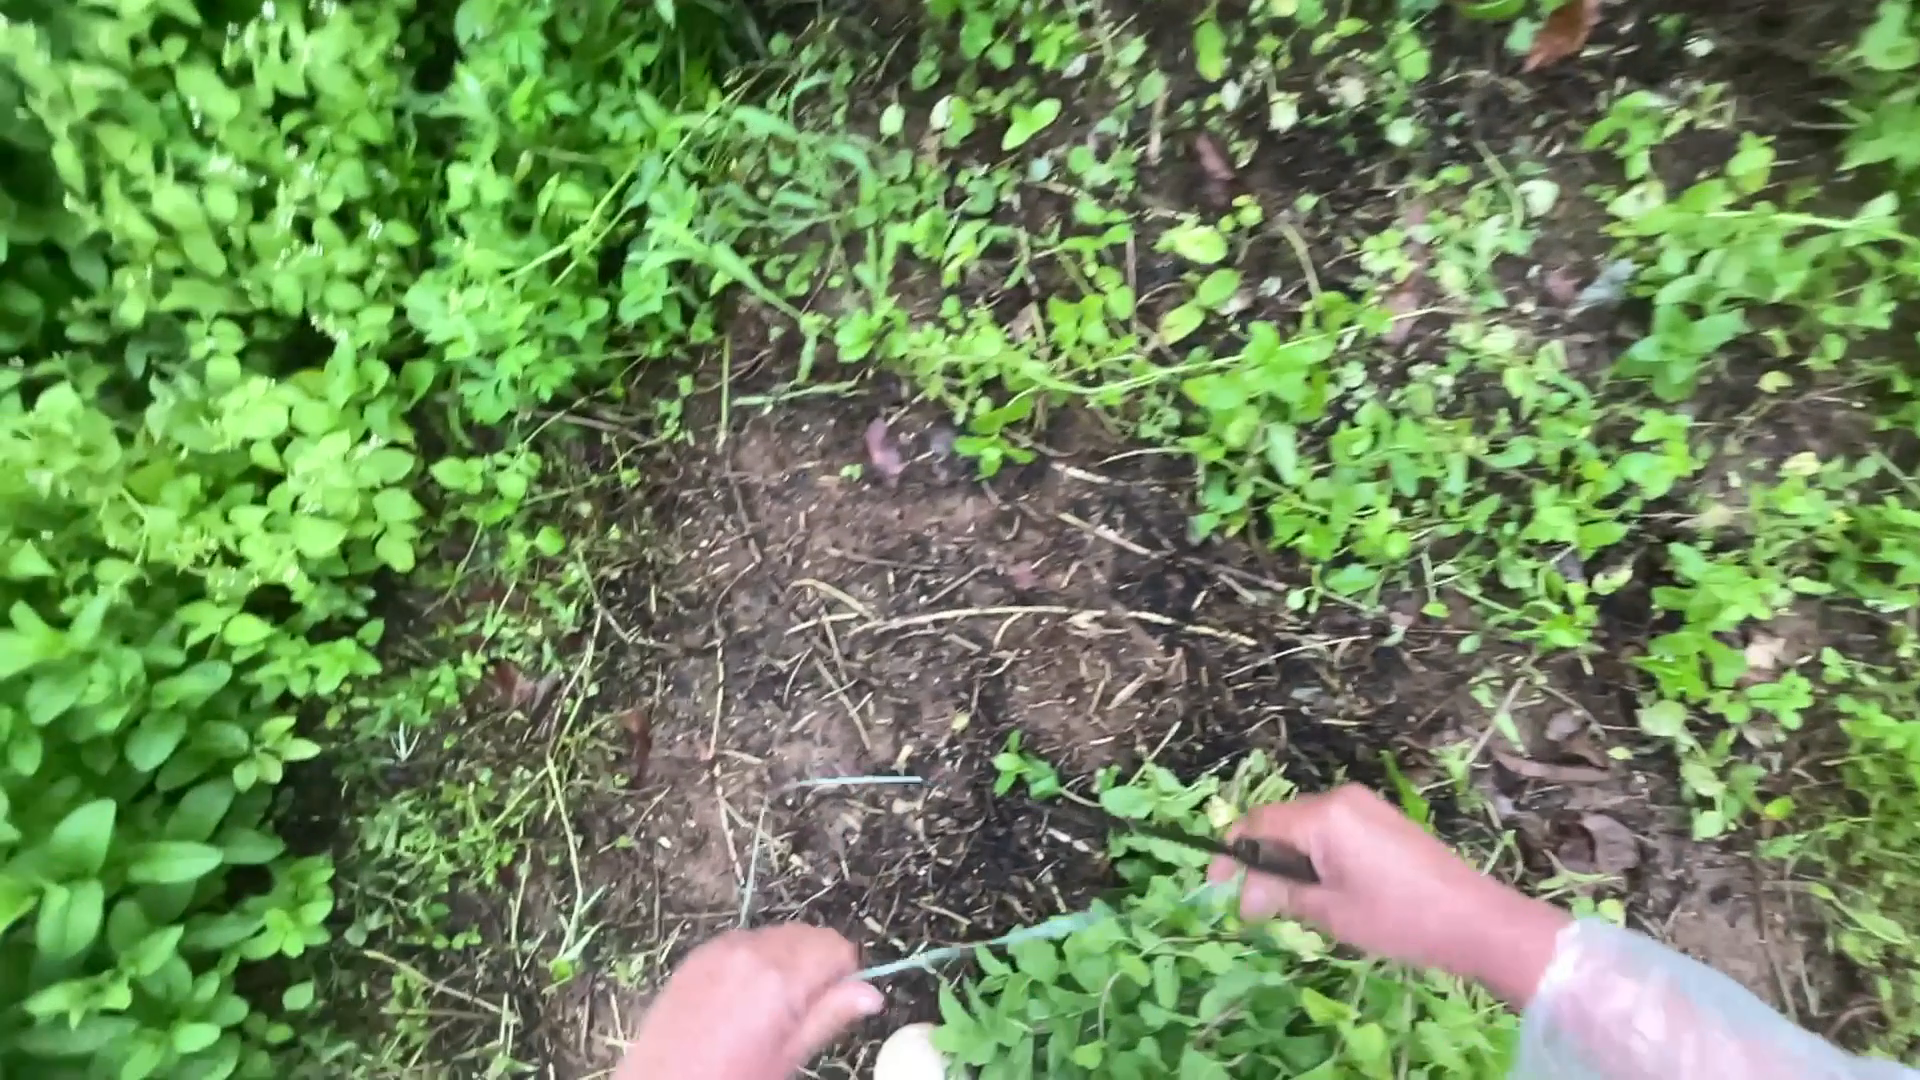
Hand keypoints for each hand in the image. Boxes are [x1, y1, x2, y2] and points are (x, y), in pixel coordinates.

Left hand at [615, 924, 884, 1079]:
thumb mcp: (787, 1059)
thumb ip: (830, 1016)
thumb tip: (874, 993)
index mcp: (781, 977)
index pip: (837, 947)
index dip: (843, 973)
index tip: (834, 1002)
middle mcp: (755, 949)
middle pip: (810, 935)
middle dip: (816, 964)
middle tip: (801, 1011)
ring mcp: (724, 946)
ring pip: (780, 935)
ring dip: (788, 958)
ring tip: (768, 1007)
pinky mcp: (700, 952)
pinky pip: (746, 941)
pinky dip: (755, 959)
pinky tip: (741, 998)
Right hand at [1207, 785, 1569, 1005]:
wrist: (1482, 922)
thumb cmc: (1401, 918)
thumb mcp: (1330, 912)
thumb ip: (1278, 894)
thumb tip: (1240, 897)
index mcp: (1321, 815)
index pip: (1257, 824)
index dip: (1232, 853)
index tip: (1216, 885)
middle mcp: (1338, 797)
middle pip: (1279, 823)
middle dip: (1261, 860)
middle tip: (1254, 902)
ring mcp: (1362, 804)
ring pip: (1303, 826)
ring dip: (1288, 858)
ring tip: (1291, 900)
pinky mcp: (1380, 816)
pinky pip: (1330, 827)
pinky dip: (1315, 852)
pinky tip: (1324, 885)